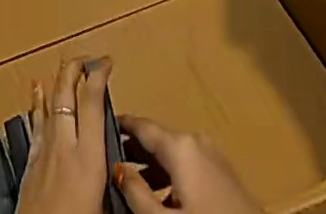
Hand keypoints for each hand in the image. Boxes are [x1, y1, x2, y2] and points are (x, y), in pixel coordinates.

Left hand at [15, 57, 113, 213]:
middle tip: (88, 58)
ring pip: (51, 102)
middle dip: (76, 69)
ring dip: (59, 80)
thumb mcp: (107, 205)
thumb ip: (114, 178)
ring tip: (65, 64)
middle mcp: (65, 145)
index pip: (92, 103)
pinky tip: (36, 88)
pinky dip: (37, 101)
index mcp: (89, 157)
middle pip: (67, 93)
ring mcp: (45, 149)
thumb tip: (122, 167)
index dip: (98, 76)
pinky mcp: (31, 160)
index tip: (106, 63)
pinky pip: (36, 121)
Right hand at [114, 115, 262, 213]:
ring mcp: (214, 157)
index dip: (118, 125)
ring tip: (133, 186)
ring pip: (173, 156)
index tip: (99, 126)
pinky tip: (164, 200)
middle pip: (157, 140)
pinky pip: (190, 168)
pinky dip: (172, 177)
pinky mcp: (226, 176)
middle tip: (110, 161)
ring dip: (153, 168)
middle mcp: (197, 142)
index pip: (141, 125)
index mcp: (180, 146)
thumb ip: (135, 192)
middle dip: (133, 151)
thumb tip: (118, 169)